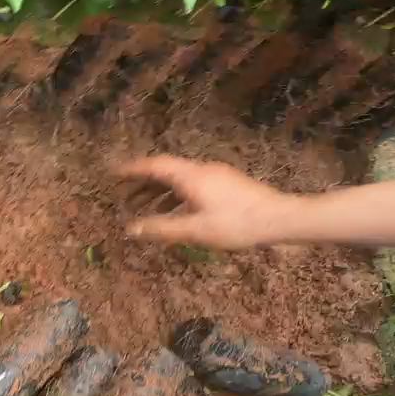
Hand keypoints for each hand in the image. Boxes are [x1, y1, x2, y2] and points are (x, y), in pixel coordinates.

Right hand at [116, 155, 301, 249]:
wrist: (281, 219)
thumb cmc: (236, 224)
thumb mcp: (193, 230)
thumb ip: (159, 228)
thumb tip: (129, 229)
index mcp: (192, 177)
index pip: (155, 166)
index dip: (132, 169)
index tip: (113, 172)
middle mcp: (202, 171)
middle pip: (165, 171)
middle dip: (141, 182)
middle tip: (121, 194)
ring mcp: (216, 176)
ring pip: (178, 178)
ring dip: (156, 190)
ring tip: (140, 207)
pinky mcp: (225, 184)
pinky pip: (190, 184)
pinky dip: (172, 195)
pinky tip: (169, 211)